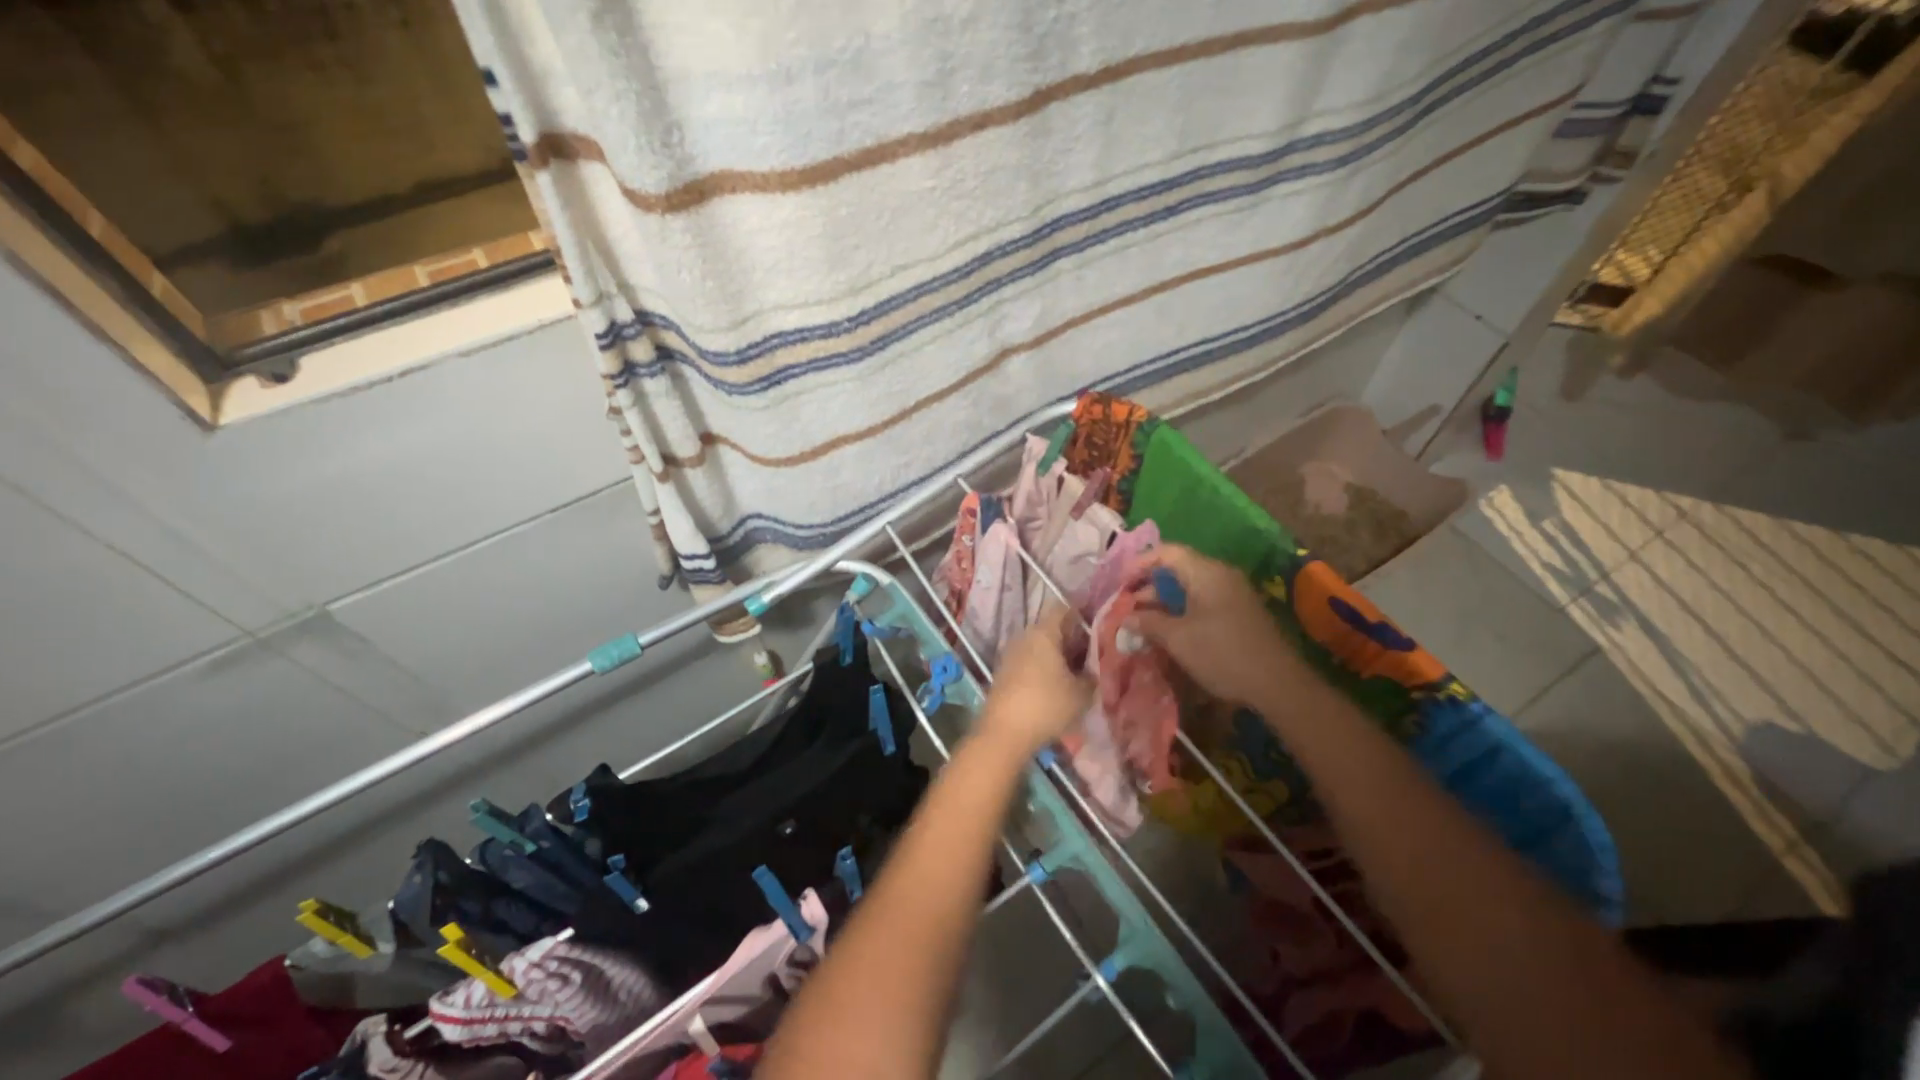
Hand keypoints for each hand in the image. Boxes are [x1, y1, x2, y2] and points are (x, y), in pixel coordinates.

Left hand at [979, 606, 1091, 754]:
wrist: (1004, 733)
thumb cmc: (1047, 705)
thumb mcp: (1082, 693)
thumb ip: (1092, 675)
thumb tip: (1092, 670)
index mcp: (1043, 632)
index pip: (1064, 609)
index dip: (1083, 615)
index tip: (1099, 628)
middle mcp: (1024, 637)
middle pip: (1052, 629)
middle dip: (1073, 640)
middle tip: (1093, 656)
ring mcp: (1011, 655)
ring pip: (1041, 647)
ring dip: (1059, 657)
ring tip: (1079, 675)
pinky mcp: (1004, 674)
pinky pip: (1030, 663)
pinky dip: (1045, 669)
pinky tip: (1058, 688)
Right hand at [1126, 544, 1307, 707]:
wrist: (1277, 683)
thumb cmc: (1222, 654)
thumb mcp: (1178, 639)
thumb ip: (1149, 622)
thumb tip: (1127, 616)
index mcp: (1206, 572)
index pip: (1166, 552)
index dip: (1139, 564)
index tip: (1119, 584)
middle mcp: (1221, 575)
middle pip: (1178, 570)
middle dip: (1149, 588)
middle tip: (1126, 609)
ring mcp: (1233, 594)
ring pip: (1190, 589)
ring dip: (1164, 603)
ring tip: (1142, 624)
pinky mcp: (1239, 613)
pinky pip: (1204, 602)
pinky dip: (1182, 612)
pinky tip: (1169, 633)